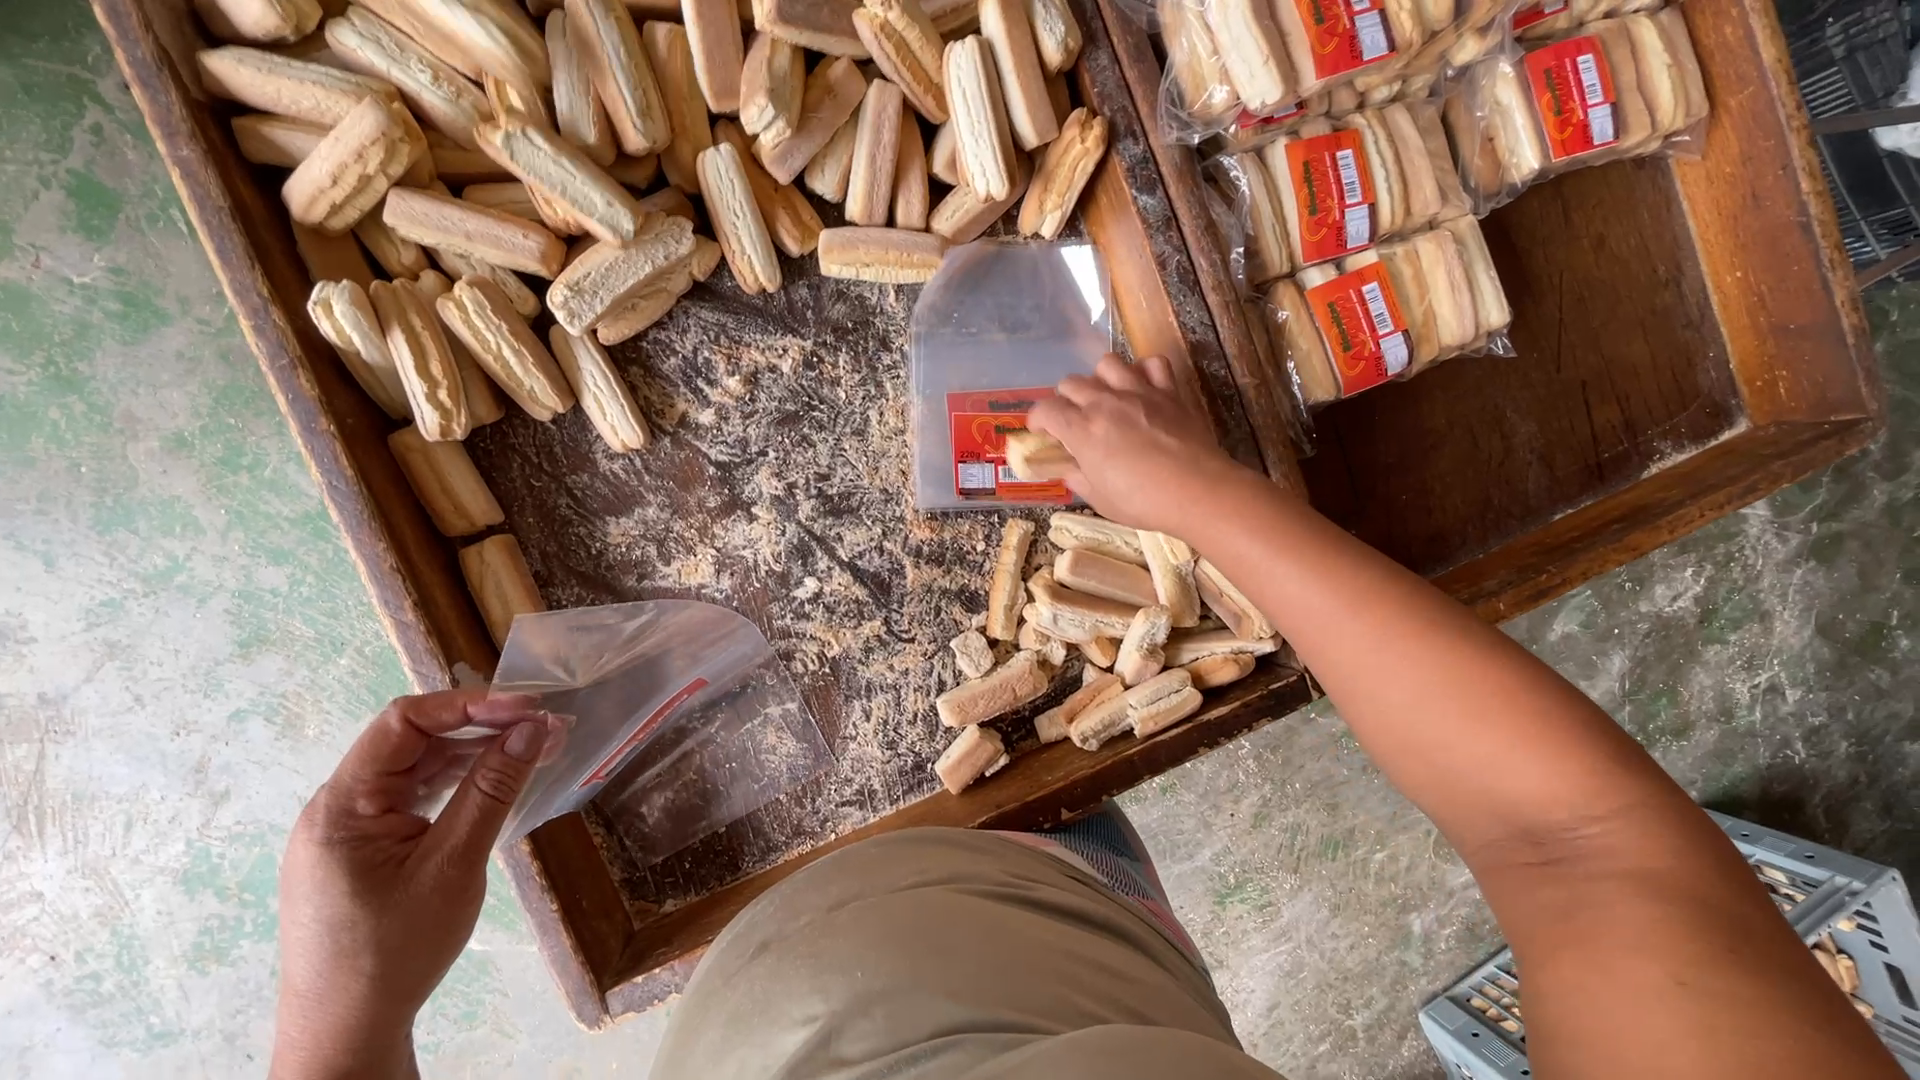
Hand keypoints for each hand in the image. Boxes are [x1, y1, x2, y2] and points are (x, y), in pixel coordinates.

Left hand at [270, 690, 569, 1079]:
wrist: (347, 1034)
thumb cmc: (396, 950)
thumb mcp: (453, 864)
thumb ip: (492, 789)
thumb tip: (533, 727)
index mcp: (343, 805)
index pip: (404, 722)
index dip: (469, 704)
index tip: (529, 707)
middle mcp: (338, 807)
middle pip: (411, 741)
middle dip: (481, 726)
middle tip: (545, 726)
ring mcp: (349, 830)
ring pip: (416, 769)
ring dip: (474, 753)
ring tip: (535, 747)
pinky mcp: (364, 851)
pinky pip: (414, 797)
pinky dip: (457, 783)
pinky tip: (497, 781)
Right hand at [1026, 354, 1250, 533]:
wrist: (1197, 491)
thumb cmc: (1143, 502)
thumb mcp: (1100, 500)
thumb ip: (1078, 478)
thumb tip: (1069, 468)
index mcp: (1082, 430)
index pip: (1045, 409)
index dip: (1037, 419)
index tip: (1041, 431)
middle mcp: (1105, 403)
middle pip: (1071, 383)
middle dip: (1065, 399)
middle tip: (1074, 419)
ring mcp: (1139, 392)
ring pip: (1106, 363)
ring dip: (1100, 378)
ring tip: (1106, 397)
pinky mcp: (1168, 391)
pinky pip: (1152, 363)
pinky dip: (1143, 371)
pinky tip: (1142, 387)